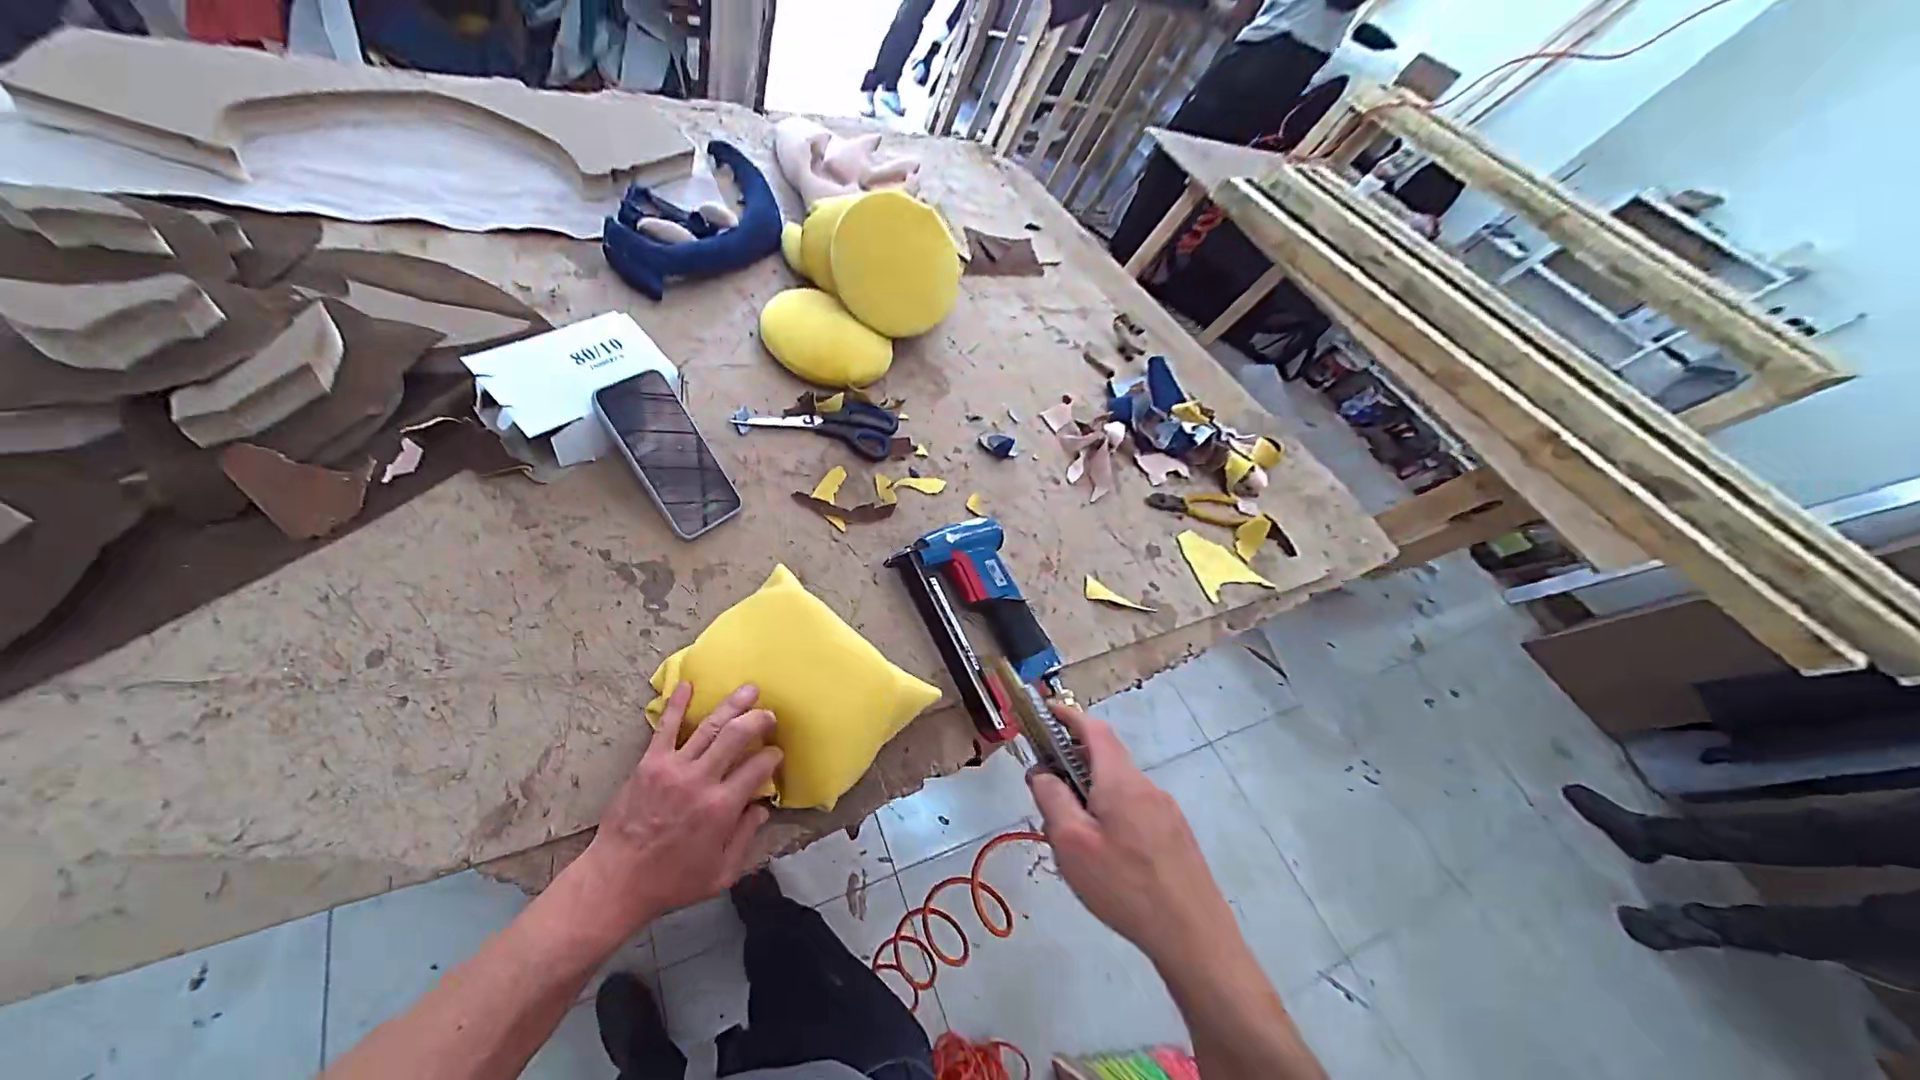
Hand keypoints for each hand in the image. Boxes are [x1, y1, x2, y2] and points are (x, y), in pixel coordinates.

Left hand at [576, 682, 782, 937]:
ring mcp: (674, 769)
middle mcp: (702, 781)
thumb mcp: (722, 873)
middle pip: (738, 735)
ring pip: (710, 726)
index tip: (776, 755)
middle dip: (759, 719)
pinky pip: (665, 727)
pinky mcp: (649, 764)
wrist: (616, 882)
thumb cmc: (672, 881)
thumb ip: (747, 837)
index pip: (760, 766)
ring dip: (732, 704)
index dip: (774, 756)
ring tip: (749, 689)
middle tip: (769, 715)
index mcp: (723, 807)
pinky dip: (676, 704)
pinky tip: (687, 685)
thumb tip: (762, 807)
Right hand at [1027, 704, 1235, 965]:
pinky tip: (1109, 861)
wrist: (1194, 936)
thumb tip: (1041, 771)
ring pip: (1119, 789)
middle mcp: (1146, 786)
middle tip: (1049, 800)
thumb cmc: (1124, 886)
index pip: (1093, 728)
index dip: (1067, 716)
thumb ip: (1051, 798)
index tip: (1044, 714)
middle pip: (1105, 760)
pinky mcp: (1177, 836)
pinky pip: (1135, 812)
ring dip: (1092, 798)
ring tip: (1076, 843)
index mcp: (1120, 780)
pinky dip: (1112, 816)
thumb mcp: (1071, 843)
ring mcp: (1166, 812)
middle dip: (1073, 768)